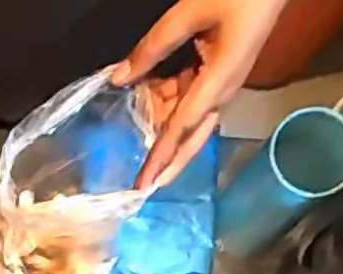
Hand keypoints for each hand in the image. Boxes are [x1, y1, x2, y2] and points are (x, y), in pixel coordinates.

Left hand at [116, 0, 289, 188]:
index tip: (143, 186)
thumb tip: (120, 78)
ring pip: (187, 121)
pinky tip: (147, 104)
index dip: (159, 159)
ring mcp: (222, 86)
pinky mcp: (219, 76)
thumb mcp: (193, 9)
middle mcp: (221, 93)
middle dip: (166, 164)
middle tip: (142, 187)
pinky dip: (168, 105)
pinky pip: (190, 100)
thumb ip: (154, 46)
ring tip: (134, 141)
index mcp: (219, 82)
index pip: (180, 130)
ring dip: (162, 130)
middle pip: (190, 140)